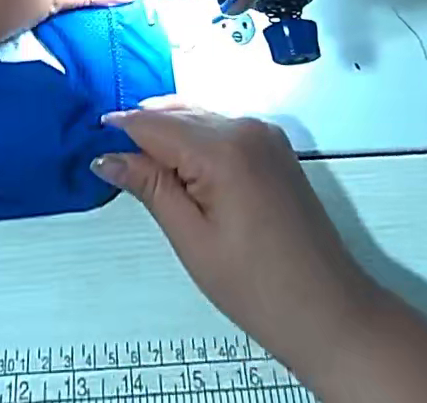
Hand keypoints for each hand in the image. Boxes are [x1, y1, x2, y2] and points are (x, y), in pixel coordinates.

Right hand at [91, 102, 383, 378]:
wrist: (333, 314)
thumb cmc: (258, 288)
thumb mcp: (191, 238)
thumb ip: (149, 186)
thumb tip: (105, 156)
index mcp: (223, 149)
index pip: (153, 122)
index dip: (119, 130)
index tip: (92, 142)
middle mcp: (245, 127)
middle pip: (175, 113)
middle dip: (142, 131)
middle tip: (114, 161)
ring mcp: (263, 132)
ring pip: (196, 115)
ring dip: (167, 133)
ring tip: (144, 168)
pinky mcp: (273, 144)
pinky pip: (219, 125)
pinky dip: (194, 137)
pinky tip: (182, 166)